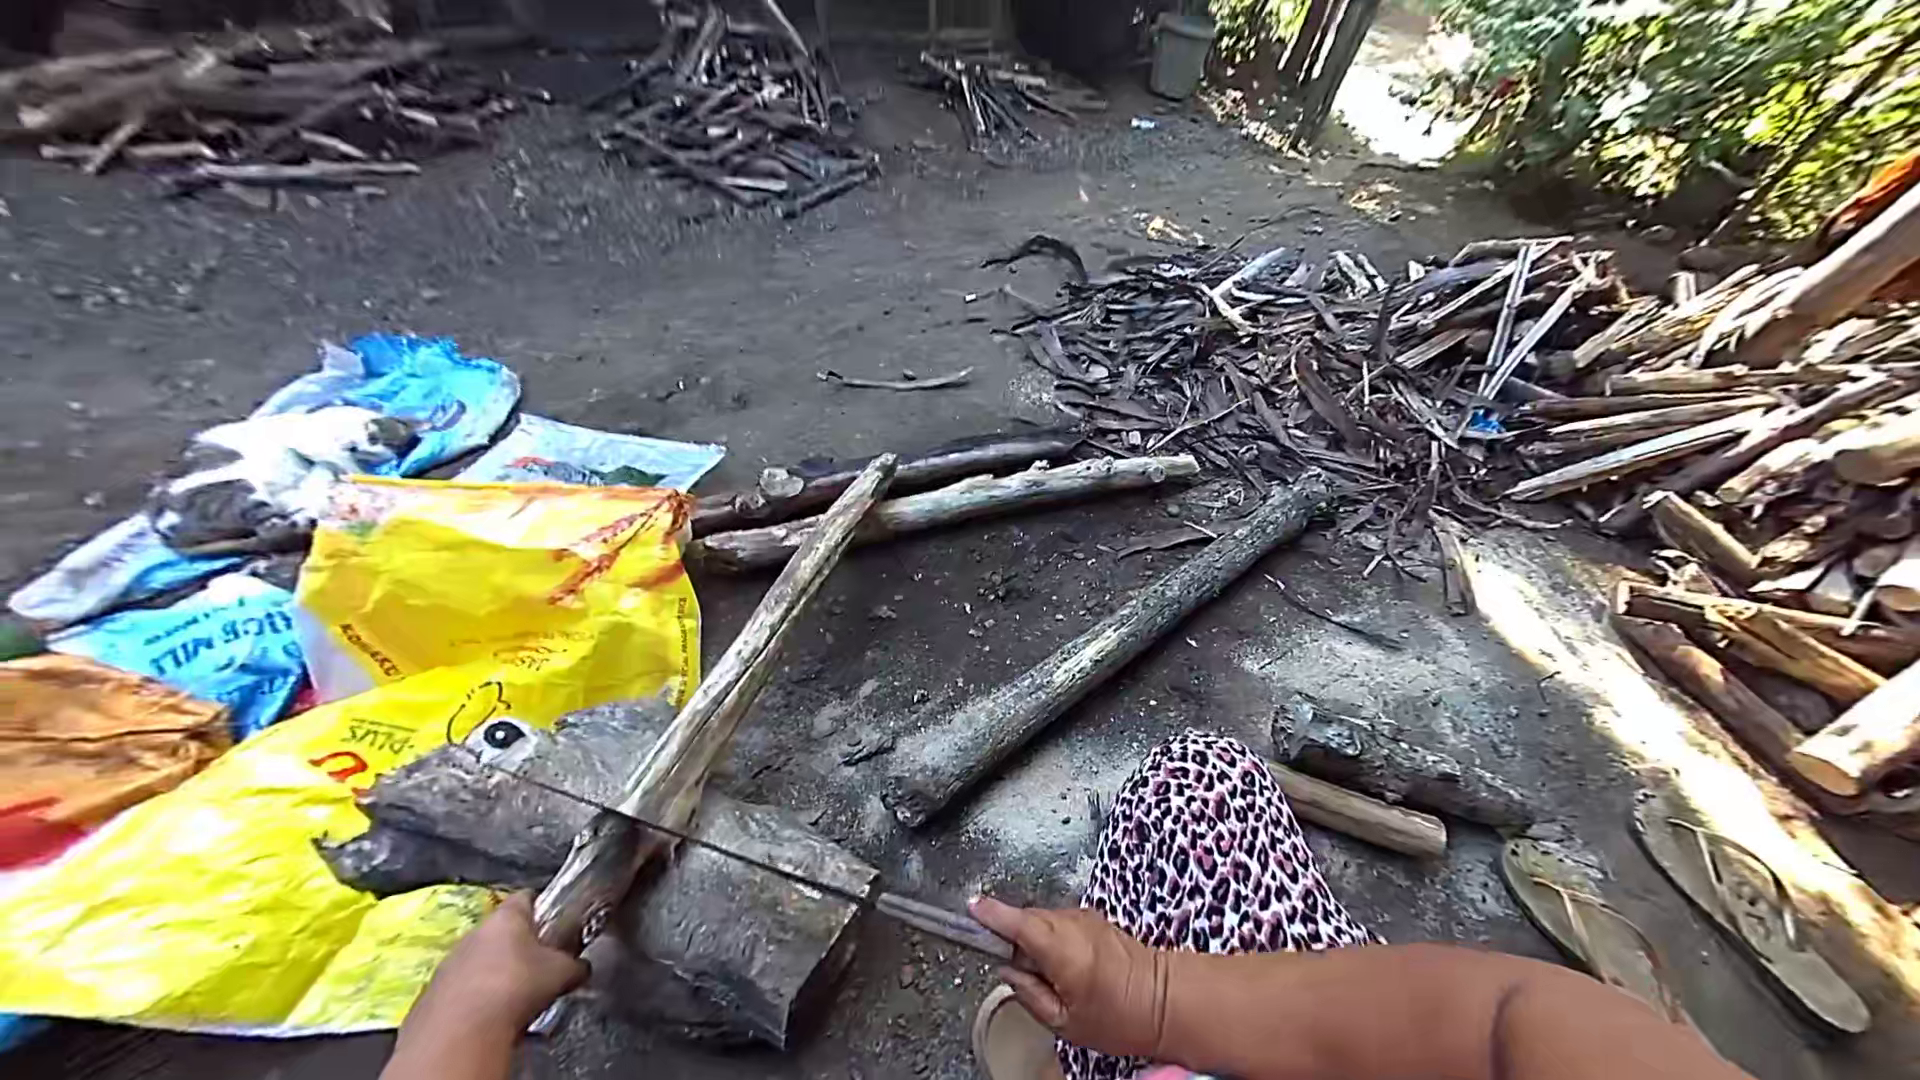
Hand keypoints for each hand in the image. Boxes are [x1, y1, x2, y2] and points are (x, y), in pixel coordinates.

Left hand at [407, 892, 590, 1031]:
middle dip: (517, 945)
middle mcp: (473, 933)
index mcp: (506, 917)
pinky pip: (456, 991)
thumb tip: (582, 967)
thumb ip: (575, 964)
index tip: (554, 920)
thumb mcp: (562, 972)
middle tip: (537, 964)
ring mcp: (445, 966)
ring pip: (476, 961)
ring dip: (491, 973)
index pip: (527, 897)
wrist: (456, 1040)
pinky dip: (470, 999)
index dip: (542, 906)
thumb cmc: (515, 989)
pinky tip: (486, 1016)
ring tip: (510, 995)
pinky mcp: (426, 999)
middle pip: (499, 931)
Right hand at [969, 895, 1174, 1060]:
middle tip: (1015, 968)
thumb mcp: (1064, 1021)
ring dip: (1034, 938)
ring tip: (1049, 975)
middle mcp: (1069, 923)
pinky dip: (1051, 936)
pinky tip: (1064, 965)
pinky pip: (1058, 921)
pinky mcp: (1091, 917)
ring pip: (1042, 920)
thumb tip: (1007, 971)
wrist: (1164, 999)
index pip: (1016, 922)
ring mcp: (1082, 916)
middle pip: (1027, 920)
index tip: (971, 907)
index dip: (991, 913)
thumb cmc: (1117, 1018)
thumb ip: (1029, 993)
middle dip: (1013, 936)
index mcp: (1060, 948)